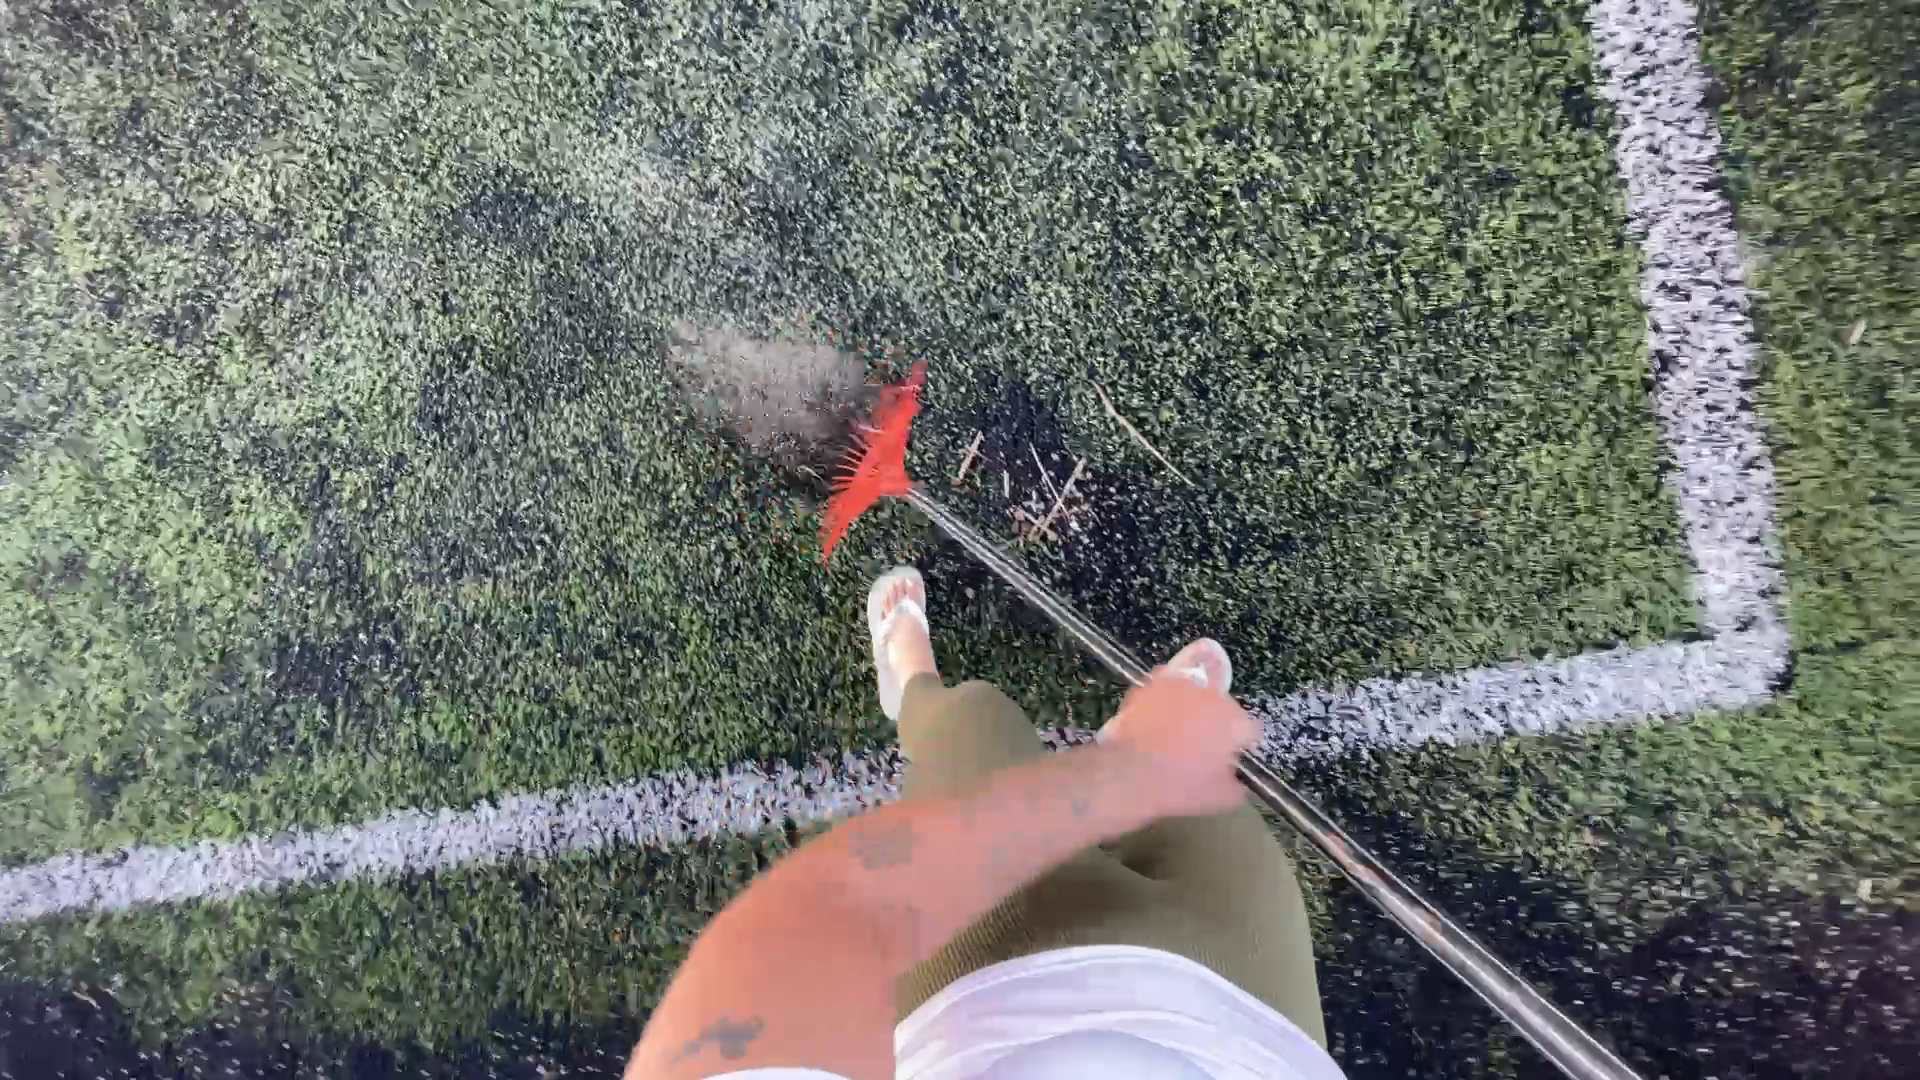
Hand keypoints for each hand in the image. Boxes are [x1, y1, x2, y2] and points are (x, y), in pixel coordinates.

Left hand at [1097, 641, 1257, 819]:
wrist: (1130, 772)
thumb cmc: (1181, 787)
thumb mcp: (1223, 798)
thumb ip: (1238, 782)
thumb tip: (1235, 774)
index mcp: (1235, 722)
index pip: (1250, 729)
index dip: (1241, 744)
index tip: (1229, 757)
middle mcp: (1211, 695)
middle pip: (1223, 705)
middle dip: (1217, 721)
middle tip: (1203, 743)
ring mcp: (1179, 684)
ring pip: (1195, 692)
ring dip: (1192, 705)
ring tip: (1178, 727)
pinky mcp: (1151, 683)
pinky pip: (1166, 686)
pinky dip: (1166, 698)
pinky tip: (1157, 715)